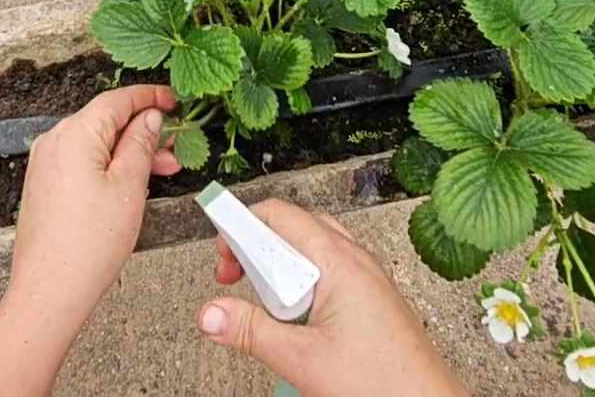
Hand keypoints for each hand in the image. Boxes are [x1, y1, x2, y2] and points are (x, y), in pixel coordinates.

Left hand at [7, 83, 181, 314]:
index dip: (150, 96)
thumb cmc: (87, 247)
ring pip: (97, 143)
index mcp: (75, 133)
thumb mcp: (129, 186)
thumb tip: (149, 118)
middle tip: (175, 145)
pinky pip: (83, 160)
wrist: (48, 294)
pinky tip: (132, 182)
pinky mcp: (45, 183)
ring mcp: (46, 162)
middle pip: (107, 121)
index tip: (173, 100)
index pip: (118, 99)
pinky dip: (109, 165)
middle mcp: (55, 140)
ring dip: (130, 151)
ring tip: (162, 170)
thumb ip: (141, 143)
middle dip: (144, 130)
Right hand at [196, 200, 467, 396]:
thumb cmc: (383, 385)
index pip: (279, 215)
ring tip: (265, 298)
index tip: (221, 250)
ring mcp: (367, 276)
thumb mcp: (303, 360)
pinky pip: (330, 268)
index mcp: (337, 261)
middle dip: (257, 246)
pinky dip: (304, 279)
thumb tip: (211, 314)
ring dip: (281, 263)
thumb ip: (252, 333)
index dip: (243, 226)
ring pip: (313, 247)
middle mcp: (354, 258)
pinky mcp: (373, 296)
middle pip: (294, 226)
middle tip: (234, 277)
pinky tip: (298, 313)